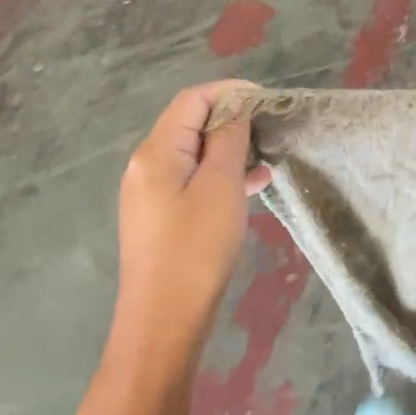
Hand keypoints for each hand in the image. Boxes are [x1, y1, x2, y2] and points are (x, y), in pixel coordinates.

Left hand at [115, 81, 272, 329]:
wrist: (163, 322)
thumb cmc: (195, 249)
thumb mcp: (220, 187)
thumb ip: (228, 140)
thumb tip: (234, 111)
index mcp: (156, 152)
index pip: (192, 100)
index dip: (229, 92)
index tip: (266, 100)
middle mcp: (146, 165)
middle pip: (190, 124)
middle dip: (231, 119)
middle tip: (270, 127)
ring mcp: (150, 193)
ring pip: (194, 154)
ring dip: (229, 149)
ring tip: (267, 156)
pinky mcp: (160, 218)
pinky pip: (193, 180)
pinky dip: (221, 176)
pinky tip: (253, 186)